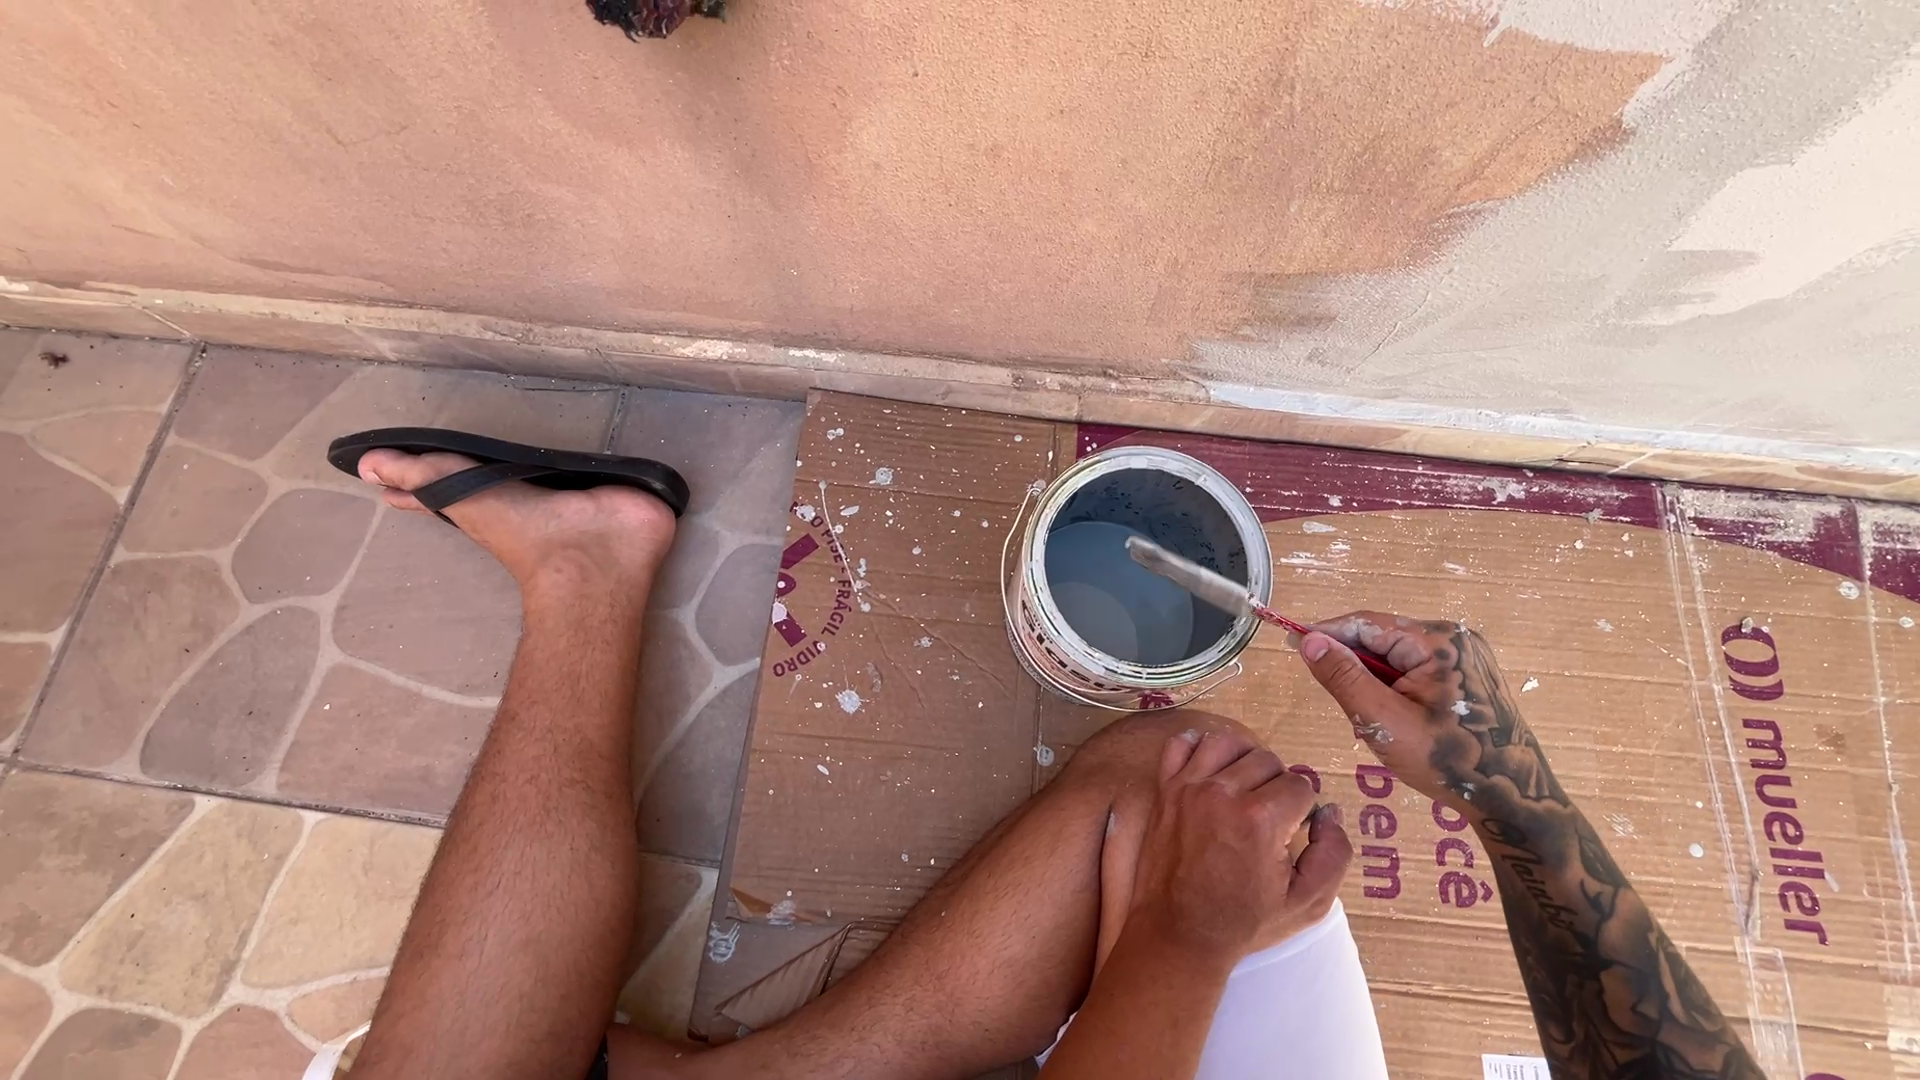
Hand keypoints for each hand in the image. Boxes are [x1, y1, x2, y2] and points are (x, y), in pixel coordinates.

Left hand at [1125, 728, 1351, 962]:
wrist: (1179, 930)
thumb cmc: (1244, 920)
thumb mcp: (1307, 902)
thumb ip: (1334, 854)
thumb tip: (1331, 812)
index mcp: (1261, 819)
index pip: (1299, 785)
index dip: (1304, 805)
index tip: (1295, 826)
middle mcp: (1223, 793)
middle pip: (1266, 759)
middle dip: (1278, 782)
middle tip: (1272, 810)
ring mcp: (1189, 786)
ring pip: (1227, 742)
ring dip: (1244, 757)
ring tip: (1248, 784)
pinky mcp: (1164, 788)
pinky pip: (1180, 745)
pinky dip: (1198, 746)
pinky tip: (1212, 766)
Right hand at [1294, 612, 1565, 817]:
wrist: (1509, 801)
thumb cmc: (1444, 760)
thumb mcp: (1382, 719)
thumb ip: (1343, 677)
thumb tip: (1308, 641)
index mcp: (1437, 642)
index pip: (1365, 624)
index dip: (1326, 633)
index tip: (1291, 643)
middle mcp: (1453, 640)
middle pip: (1380, 638)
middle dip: (1352, 664)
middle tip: (1335, 697)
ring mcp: (1463, 658)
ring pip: (1393, 656)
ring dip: (1370, 679)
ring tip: (1366, 715)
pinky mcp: (1465, 676)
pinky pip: (1411, 669)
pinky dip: (1390, 687)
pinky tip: (1389, 715)